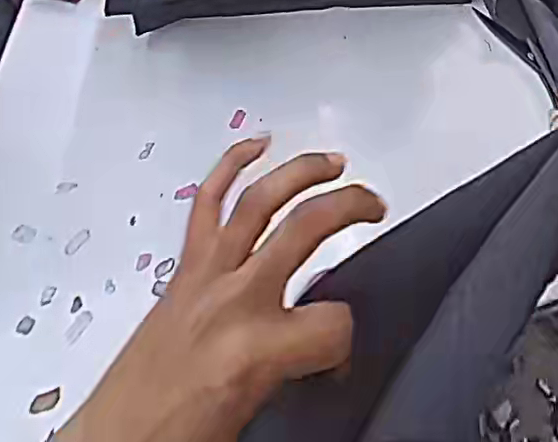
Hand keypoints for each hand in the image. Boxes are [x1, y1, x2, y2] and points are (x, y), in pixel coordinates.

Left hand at [56, 137, 385, 441]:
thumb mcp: (255, 411)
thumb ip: (298, 369)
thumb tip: (326, 352)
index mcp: (255, 351)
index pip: (335, 324)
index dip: (346, 339)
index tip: (338, 352)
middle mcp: (233, 298)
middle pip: (308, 226)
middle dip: (352, 205)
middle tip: (374, 204)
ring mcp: (206, 273)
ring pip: (261, 199)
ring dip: (302, 171)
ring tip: (332, 161)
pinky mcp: (183, 267)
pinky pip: (208, 202)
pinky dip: (230, 165)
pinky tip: (254, 146)